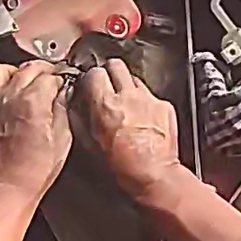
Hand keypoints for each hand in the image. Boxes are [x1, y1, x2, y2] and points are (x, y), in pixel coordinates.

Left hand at [0, 61, 73, 198]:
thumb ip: (62, 110)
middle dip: (43, 70)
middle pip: (28, 68)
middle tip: (50, 79)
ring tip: (24, 81)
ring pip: (1, 70)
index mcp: (34, 101)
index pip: (50, 76)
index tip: (64, 84)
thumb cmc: (33, 170)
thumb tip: (62, 96)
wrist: (7, 187)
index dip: (60, 78)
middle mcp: (10, 97)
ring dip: (15, 72)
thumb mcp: (62, 139)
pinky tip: (5, 97)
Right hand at [80, 59, 185, 198]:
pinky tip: (142, 118)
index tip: (91, 86)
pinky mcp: (164, 106)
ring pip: (134, 79)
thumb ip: (80, 120)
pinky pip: (151, 95)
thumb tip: (76, 107)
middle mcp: (128, 96)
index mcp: (106, 104)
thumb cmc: (123, 167)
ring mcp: (149, 99)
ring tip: (126, 106)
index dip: (91, 78)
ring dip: (127, 88)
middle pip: (116, 65)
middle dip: (109, 73)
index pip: (95, 72)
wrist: (155, 175)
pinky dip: (145, 103)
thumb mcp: (90, 145)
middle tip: (107, 86)